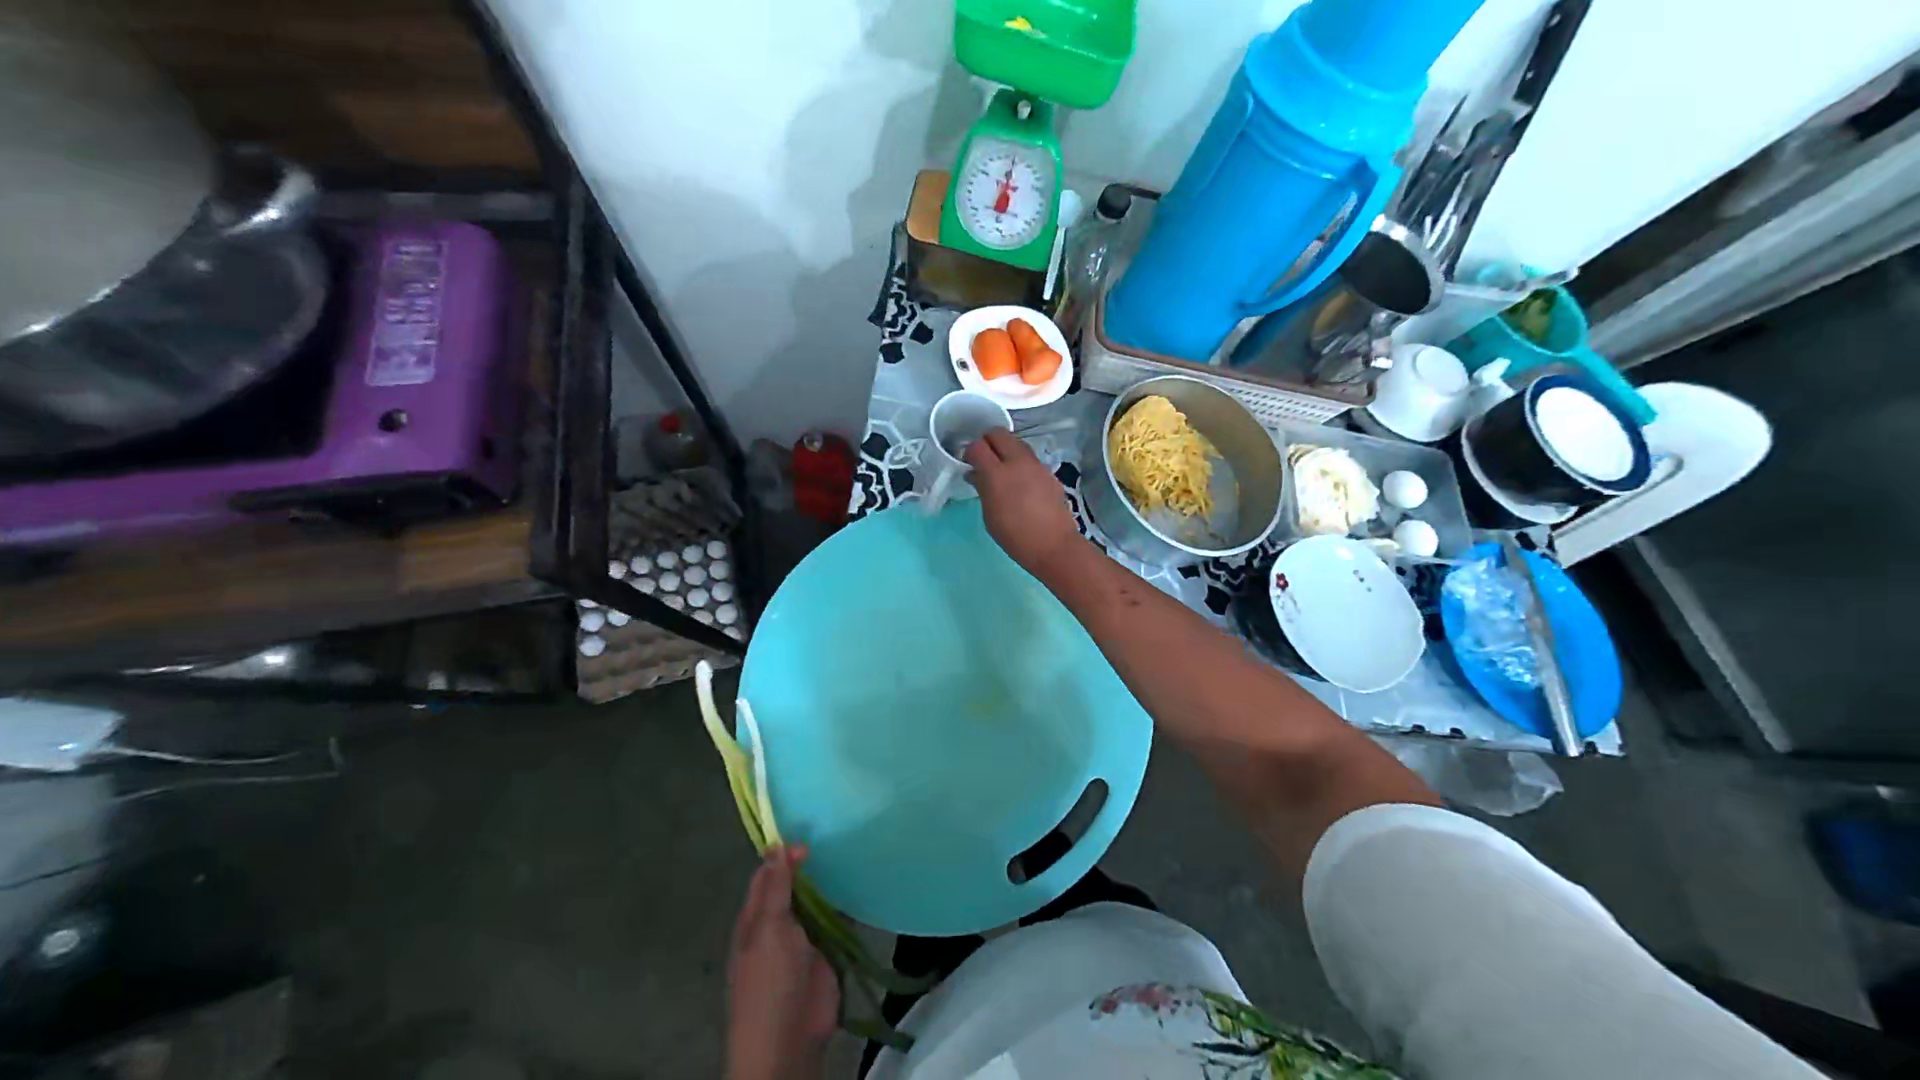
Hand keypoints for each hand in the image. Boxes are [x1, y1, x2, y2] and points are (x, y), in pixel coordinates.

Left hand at [725, 847, 838, 1079]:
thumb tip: (776, 845)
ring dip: (831, 886)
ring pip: (818, 904)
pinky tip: (864, 886)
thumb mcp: (769, 929)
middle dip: (811, 867)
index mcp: (755, 918)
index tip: (809, 837)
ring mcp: (804, 941)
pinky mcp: (828, 955)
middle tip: (838, 837)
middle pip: (795, 888)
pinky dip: (849, 908)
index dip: (784, 855)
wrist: (789, 1041)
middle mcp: (778, 926)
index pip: (768, 875)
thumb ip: (776, 888)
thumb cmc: (770, 983)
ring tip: (853, 853)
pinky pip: (839, 923)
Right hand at [965, 429, 1082, 577]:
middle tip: (984, 459)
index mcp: (997, 474)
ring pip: (1017, 442)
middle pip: (999, 433)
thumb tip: (975, 474)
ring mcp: (1036, 465)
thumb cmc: (1015, 536)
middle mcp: (1017, 462)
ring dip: (1005, 449)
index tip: (968, 463)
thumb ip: (982, 488)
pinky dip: (1020, 462)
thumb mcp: (990, 515)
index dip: (969, 452)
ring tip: (1002, 468)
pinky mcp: (1049, 472)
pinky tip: (1020, 481)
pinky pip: (1030, 458)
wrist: (1054, 545)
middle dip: (987, 441)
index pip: (977, 446)